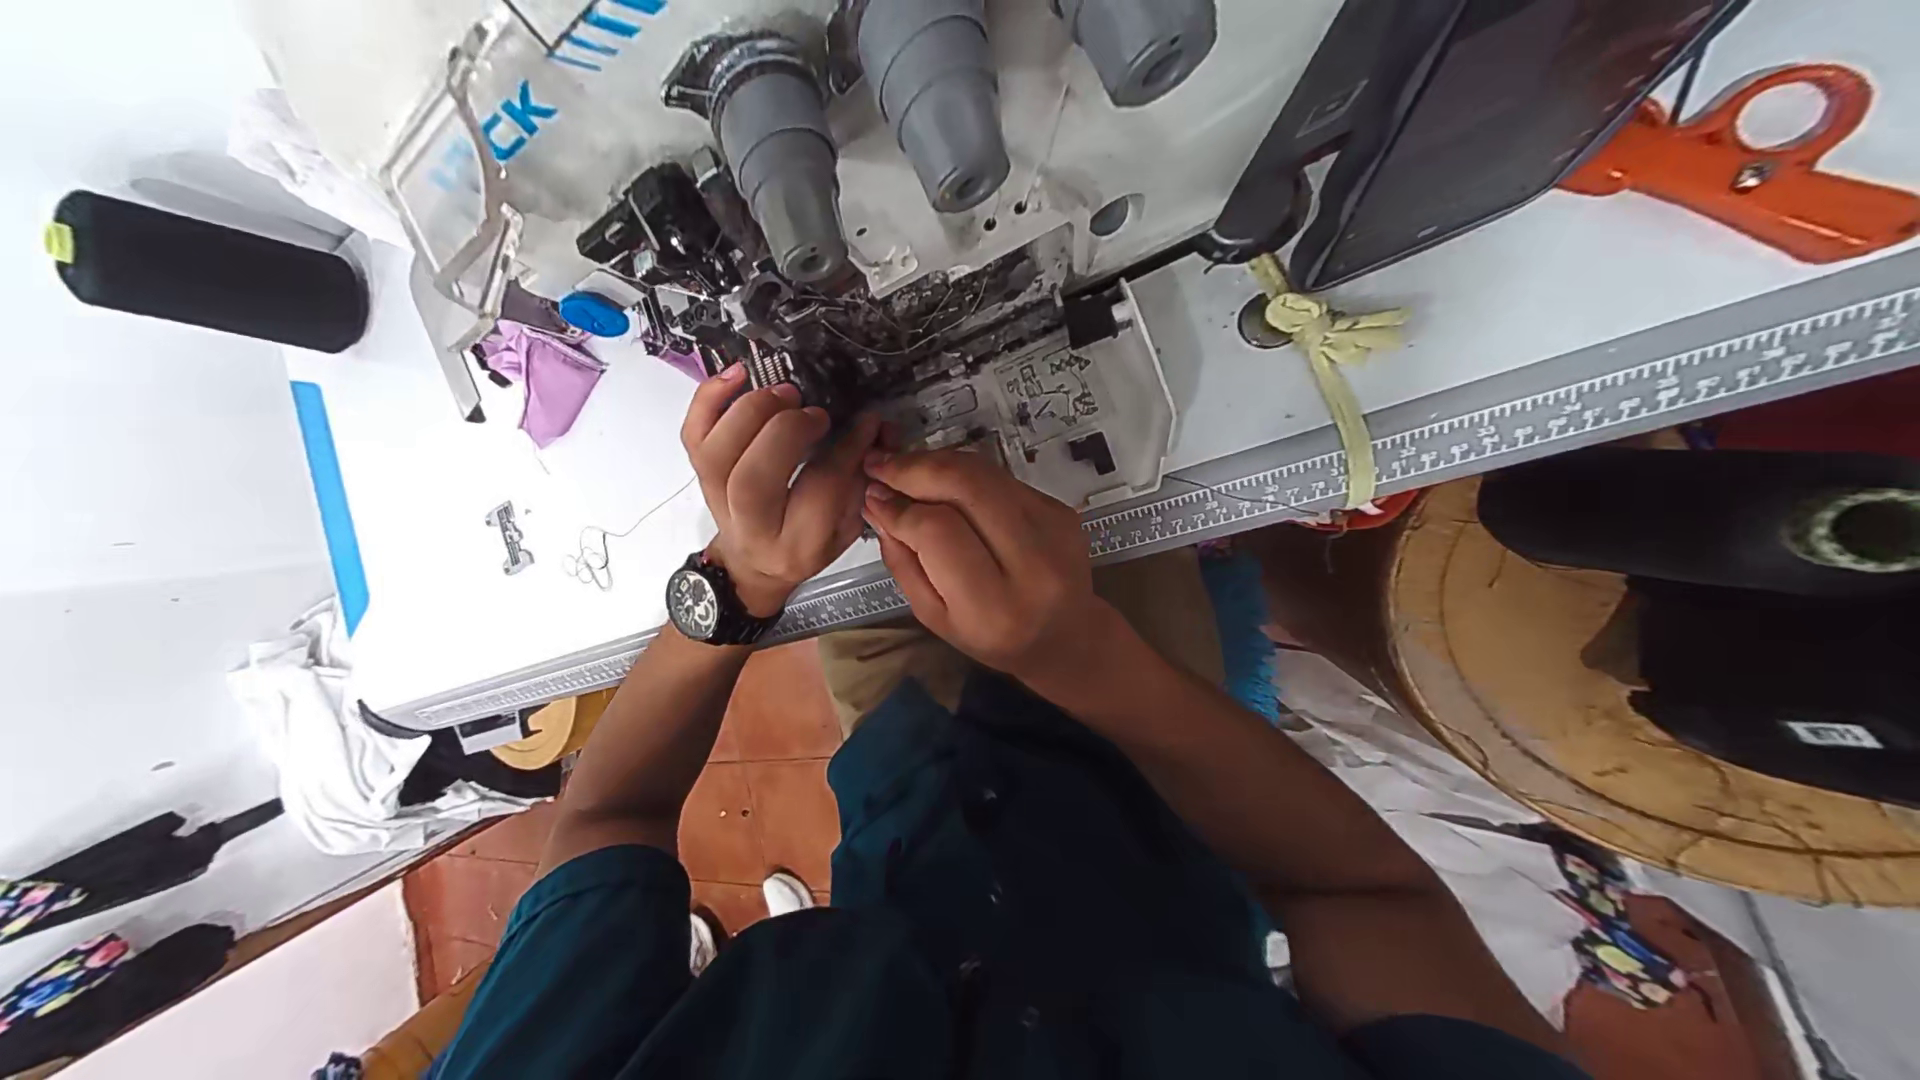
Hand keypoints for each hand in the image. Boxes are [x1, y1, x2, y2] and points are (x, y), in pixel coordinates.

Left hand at [682, 366, 881, 615]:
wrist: (754, 564)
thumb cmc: (806, 545)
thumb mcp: (845, 529)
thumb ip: (859, 482)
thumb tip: (873, 428)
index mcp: (797, 545)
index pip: (819, 491)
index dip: (847, 449)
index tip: (867, 422)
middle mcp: (752, 528)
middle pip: (753, 478)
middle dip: (787, 432)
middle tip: (816, 413)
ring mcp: (717, 501)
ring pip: (717, 454)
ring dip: (751, 412)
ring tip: (785, 392)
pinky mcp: (700, 476)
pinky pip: (692, 434)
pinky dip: (709, 397)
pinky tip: (739, 373)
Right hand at [861, 448, 1124, 685]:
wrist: (1063, 635)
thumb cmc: (990, 637)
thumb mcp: (934, 616)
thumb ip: (903, 561)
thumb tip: (876, 503)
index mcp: (994, 606)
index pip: (939, 532)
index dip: (900, 508)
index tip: (873, 495)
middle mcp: (1032, 563)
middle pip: (967, 487)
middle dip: (916, 468)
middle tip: (881, 465)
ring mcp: (1053, 529)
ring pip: (985, 473)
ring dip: (937, 462)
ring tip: (904, 468)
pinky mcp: (1060, 510)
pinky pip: (1001, 477)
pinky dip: (964, 474)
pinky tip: (941, 481)